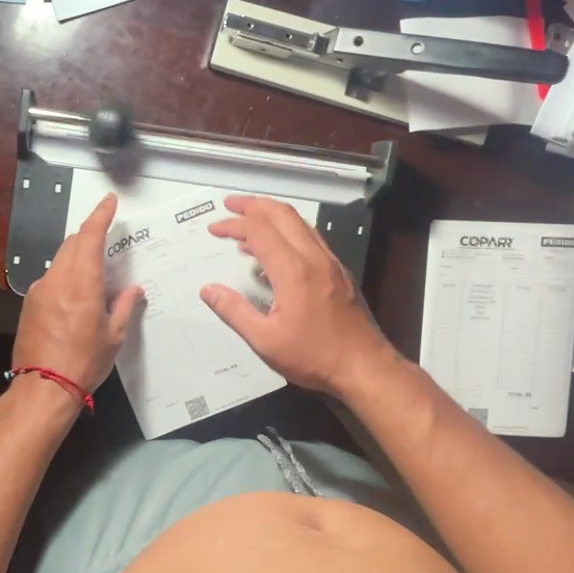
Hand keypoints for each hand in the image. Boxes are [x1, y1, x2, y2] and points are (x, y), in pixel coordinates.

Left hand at [13, 193, 143, 394]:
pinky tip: (76, 295)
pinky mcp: (29, 304)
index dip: (100, 214)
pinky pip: (50, 279)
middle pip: (72, 243)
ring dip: (76, 256)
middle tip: (106, 235)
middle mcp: (57, 280)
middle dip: (89, 234)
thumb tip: (133, 290)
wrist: (44, 387)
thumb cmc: (84, 362)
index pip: (89, 236)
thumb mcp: (114, 336)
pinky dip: (65, 276)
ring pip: (59, 260)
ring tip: (94, 270)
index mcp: (81, 283)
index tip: (109, 201)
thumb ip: (124, 306)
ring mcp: (39, 291)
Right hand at [199, 196, 396, 396]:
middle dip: (254, 205)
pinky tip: (277, 251)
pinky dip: (289, 232)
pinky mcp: (340, 273)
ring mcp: (330, 263)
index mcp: (293, 271)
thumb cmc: (314, 356)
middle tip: (230, 205)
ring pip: (300, 223)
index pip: (259, 231)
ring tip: (249, 223)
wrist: (364, 367)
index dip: (233, 224)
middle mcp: (313, 258)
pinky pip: (311, 239)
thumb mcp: (264, 340)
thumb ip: (234, 311)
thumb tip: (208, 290)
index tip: (214, 229)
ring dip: (273, 216)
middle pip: (282, 215)